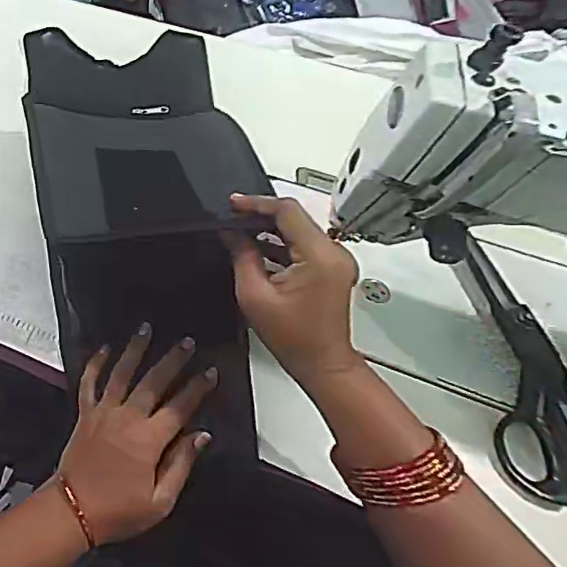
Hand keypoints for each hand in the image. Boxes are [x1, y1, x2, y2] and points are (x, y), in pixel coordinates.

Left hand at [57, 325, 215, 544]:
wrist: (73, 510)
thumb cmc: (119, 511)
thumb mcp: (160, 501)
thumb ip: (181, 464)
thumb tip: (201, 436)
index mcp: (149, 440)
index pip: (179, 407)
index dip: (197, 388)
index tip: (210, 372)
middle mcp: (126, 419)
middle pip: (153, 382)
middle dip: (172, 360)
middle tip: (186, 342)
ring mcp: (102, 413)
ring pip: (120, 373)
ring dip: (134, 350)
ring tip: (145, 329)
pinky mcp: (84, 414)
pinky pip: (89, 383)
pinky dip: (95, 364)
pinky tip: (103, 349)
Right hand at [223, 193, 363, 381]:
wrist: (321, 362)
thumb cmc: (296, 338)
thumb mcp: (254, 295)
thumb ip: (241, 256)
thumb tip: (231, 233)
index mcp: (319, 257)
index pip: (287, 211)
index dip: (256, 203)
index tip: (235, 204)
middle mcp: (335, 254)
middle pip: (294, 217)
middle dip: (260, 216)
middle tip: (233, 217)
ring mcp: (336, 260)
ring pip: (298, 230)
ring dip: (268, 231)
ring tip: (240, 234)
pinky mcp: (332, 268)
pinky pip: (303, 245)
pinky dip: (279, 244)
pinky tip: (256, 250)